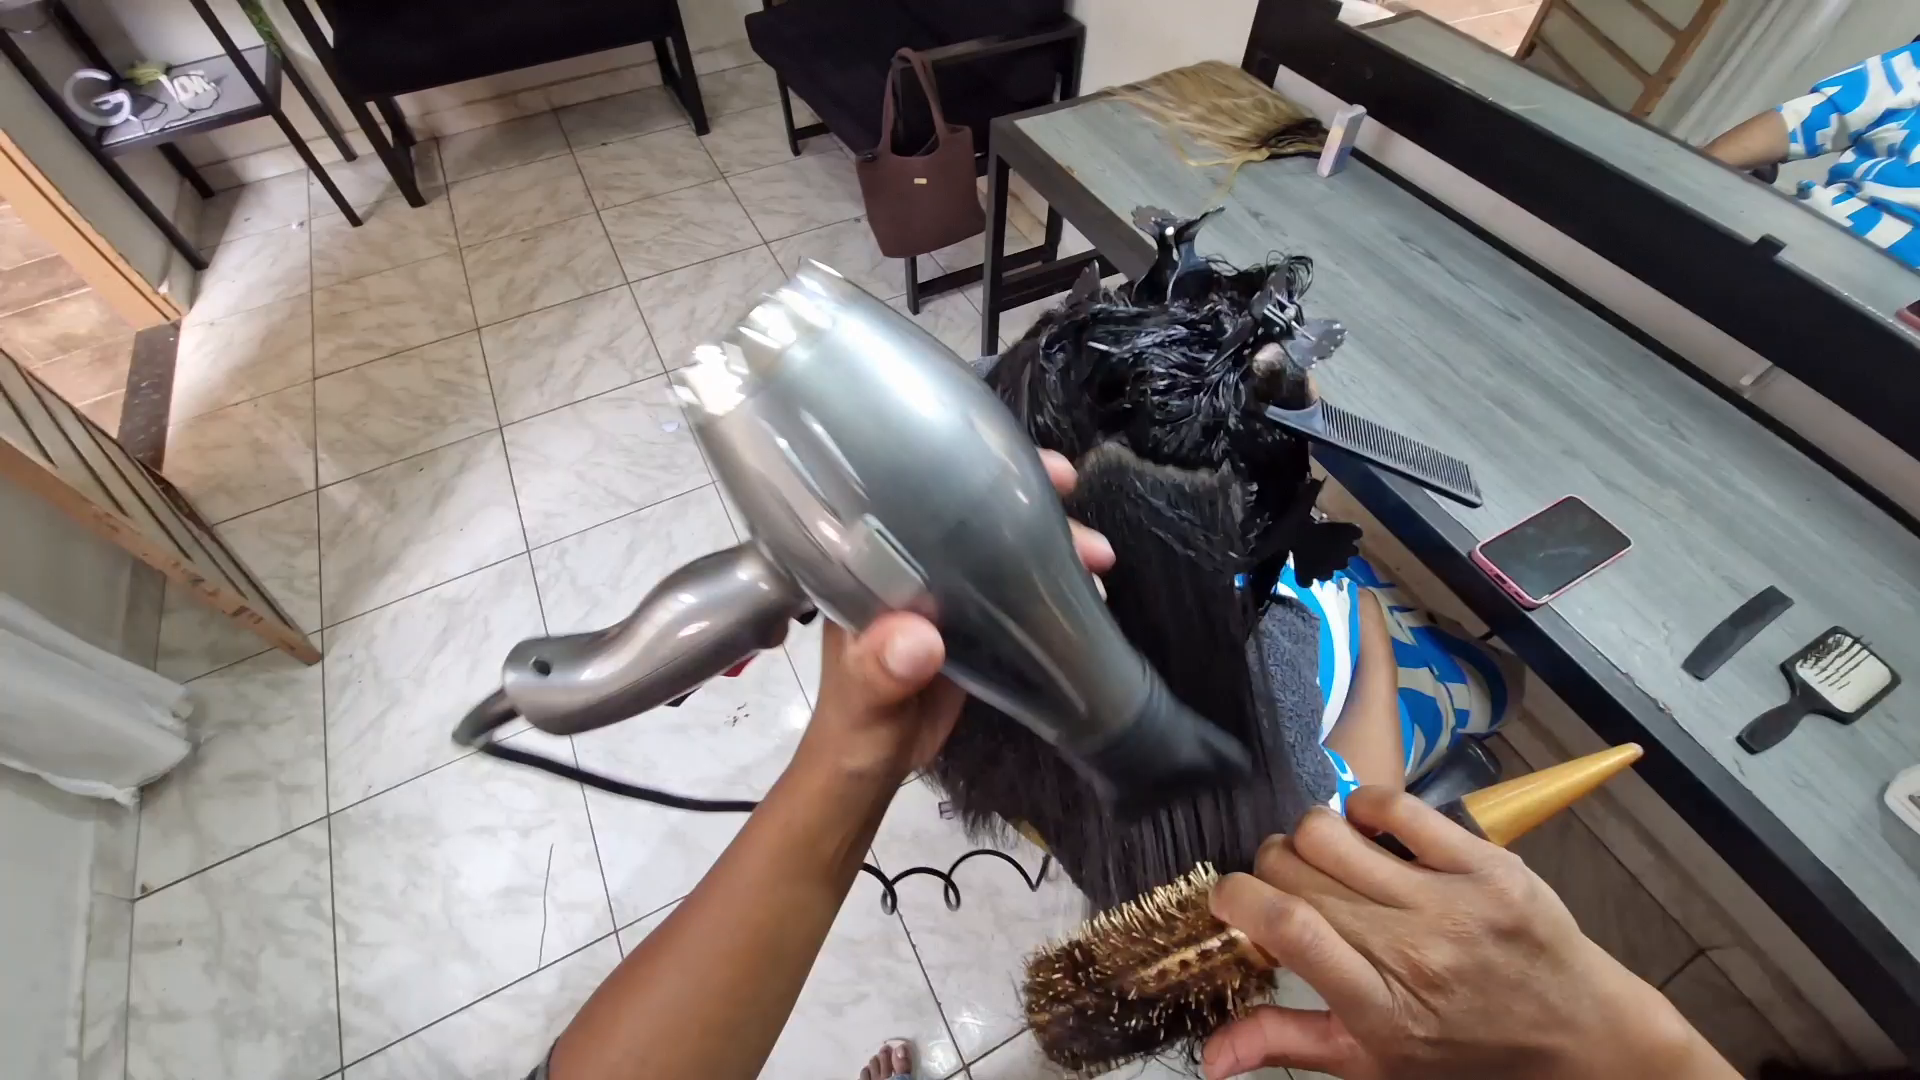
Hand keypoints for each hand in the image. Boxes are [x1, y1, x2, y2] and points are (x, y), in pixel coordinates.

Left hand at [805, 449, 1115, 776]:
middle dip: (1022, 494)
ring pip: (1001, 547)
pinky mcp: (974, 623)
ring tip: (1098, 557)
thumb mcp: (864, 698)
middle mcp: (910, 565)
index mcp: (872, 563)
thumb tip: (921, 640)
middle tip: (1070, 485)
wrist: (874, 764)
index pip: (914, 495)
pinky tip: (1088, 589)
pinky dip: (1051, 584)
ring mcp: (945, 592)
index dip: (961, 469)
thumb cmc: (855, 726)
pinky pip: (1016, 589)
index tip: (1009, 458)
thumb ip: (882, 670)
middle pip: (970, 511)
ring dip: (1050, 542)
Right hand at [1203, 788, 1732, 1079]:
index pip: (1287, 926)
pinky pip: (1385, 803)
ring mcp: (1451, 900)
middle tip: (1288, 890)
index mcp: (1380, 1007)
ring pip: (1323, 828)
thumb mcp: (1372, 1067)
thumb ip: (1284, 1045)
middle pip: (1291, 867)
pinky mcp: (1483, 861)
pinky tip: (1370, 838)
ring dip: (1306, 841)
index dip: (1236, 897)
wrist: (1589, 1039)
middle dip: (1268, 871)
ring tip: (1330, 865)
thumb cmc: (1466, 1057)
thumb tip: (1207, 1057)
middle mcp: (1412, 949)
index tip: (1226, 899)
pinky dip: (1358, 810)